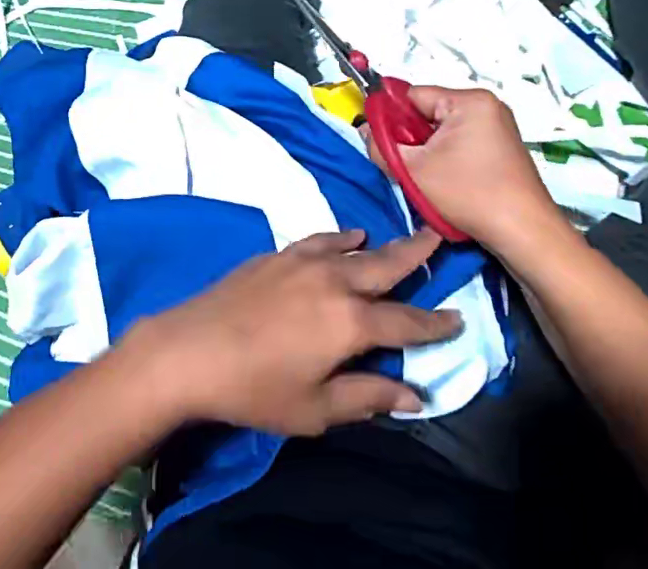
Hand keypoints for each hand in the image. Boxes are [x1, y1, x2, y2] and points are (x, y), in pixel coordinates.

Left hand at [117, 230, 461, 436]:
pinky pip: (318, 240)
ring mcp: (301, 262)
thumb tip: (414, 394)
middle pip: (385, 265)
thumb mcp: (316, 409)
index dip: (435, 323)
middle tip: (437, 239)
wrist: (190, 349)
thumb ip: (368, 396)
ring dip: (379, 244)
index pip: (406, 322)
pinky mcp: (275, 256)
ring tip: (396, 238)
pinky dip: (338, 238)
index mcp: (350, 323)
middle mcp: (333, 282)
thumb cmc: (255, 389)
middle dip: (415, 255)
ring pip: (352, 248)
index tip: (458, 318)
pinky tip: (344, 238)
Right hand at [376, 86, 574, 256]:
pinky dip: (446, 158)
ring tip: (426, 176)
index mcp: (469, 101)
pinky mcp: (503, 148)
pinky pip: (460, 143)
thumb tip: (366, 130)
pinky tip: (445, 181)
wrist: (524, 233)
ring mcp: (499, 127)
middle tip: (405, 165)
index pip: (413, 96)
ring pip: (442, 131)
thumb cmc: (469, 193)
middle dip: (411, 137)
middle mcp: (487, 106)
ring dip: (427, 150)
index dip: (392, 118)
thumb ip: (380, 146)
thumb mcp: (412, 169)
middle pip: (428, 112)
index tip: (384, 144)